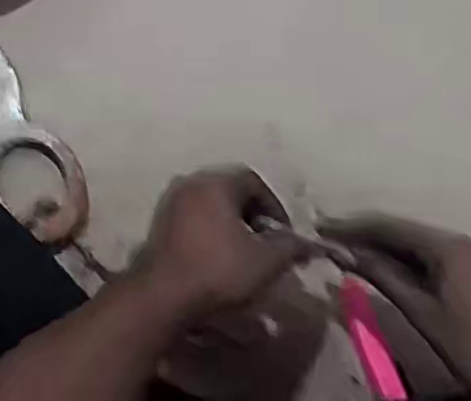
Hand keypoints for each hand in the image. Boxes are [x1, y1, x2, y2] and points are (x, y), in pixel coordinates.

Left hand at [131, 168, 313, 316]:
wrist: (169, 290)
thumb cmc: (221, 269)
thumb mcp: (267, 260)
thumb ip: (290, 246)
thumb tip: (307, 243)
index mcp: (214, 183)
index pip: (251, 180)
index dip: (274, 206)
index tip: (285, 235)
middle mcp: (190, 181)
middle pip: (230, 187)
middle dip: (254, 212)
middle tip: (268, 243)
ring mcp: (172, 198)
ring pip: (211, 200)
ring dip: (233, 219)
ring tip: (246, 250)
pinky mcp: (162, 217)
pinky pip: (194, 212)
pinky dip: (212, 224)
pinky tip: (220, 252)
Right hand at [320, 215, 470, 400]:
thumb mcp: (426, 317)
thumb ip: (383, 278)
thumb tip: (342, 252)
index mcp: (454, 247)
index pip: (389, 225)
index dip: (350, 226)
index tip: (318, 229)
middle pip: (411, 233)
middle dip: (372, 237)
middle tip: (336, 242)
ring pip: (432, 248)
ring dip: (397, 252)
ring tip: (363, 258)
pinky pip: (452, 262)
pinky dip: (423, 265)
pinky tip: (406, 276)